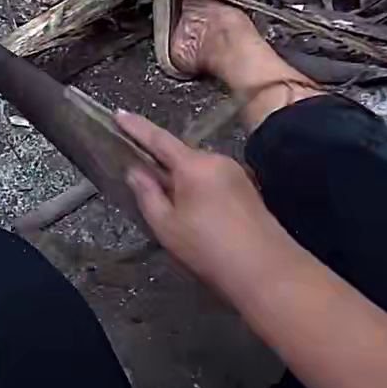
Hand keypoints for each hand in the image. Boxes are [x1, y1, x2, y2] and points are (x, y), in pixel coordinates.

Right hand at [115, 109, 290, 298]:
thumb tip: (135, 171)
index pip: (158, 139)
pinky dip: (194, 188)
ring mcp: (235, 174)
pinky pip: (211, 180)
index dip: (136, 127)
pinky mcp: (246, 190)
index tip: (118, 115)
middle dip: (158, 163)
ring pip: (195, 170)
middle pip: (179, 156)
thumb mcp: (165, 224)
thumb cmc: (209, 249)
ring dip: (178, 180)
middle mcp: (217, 161)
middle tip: (136, 178)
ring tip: (165, 205)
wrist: (267, 272)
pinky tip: (190, 212)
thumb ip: (146, 193)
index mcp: (194, 165)